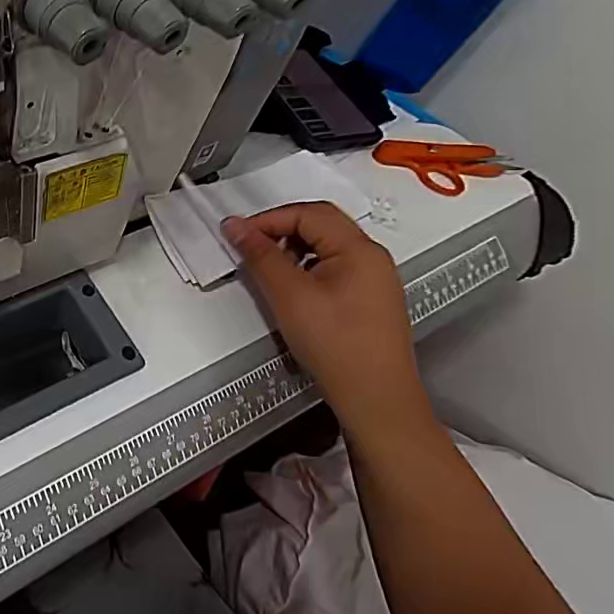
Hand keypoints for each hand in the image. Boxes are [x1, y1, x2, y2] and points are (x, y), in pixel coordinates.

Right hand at [223, 203, 438, 445]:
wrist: (375, 399)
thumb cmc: (340, 349)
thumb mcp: (288, 295)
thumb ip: (260, 255)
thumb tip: (238, 227)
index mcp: (359, 249)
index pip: (307, 213)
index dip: (268, 220)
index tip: (240, 234)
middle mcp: (372, 258)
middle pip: (319, 224)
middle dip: (281, 230)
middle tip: (252, 246)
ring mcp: (374, 280)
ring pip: (326, 246)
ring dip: (293, 250)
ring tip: (269, 271)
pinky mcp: (369, 300)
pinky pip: (334, 267)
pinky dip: (307, 268)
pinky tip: (292, 290)